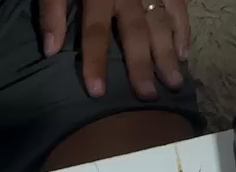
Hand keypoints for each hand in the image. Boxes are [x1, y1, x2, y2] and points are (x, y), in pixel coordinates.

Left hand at [40, 0, 188, 99]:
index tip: (98, 93)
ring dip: (168, 52)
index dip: (96, 61)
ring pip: (161, 20)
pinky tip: (185, 53)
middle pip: (135, 31)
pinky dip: (182, 27)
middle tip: (148, 97)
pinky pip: (177, 3)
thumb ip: (53, 11)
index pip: (96, 31)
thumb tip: (50, 49)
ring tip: (174, 83)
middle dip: (141, 65)